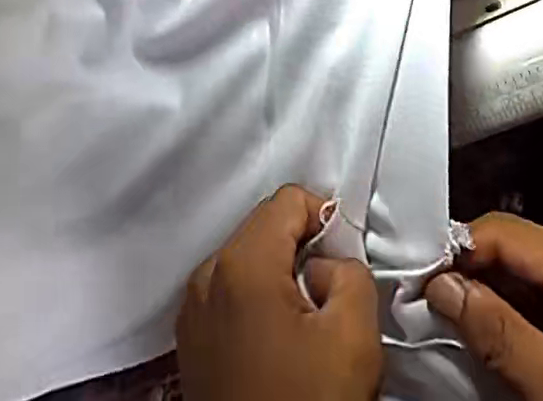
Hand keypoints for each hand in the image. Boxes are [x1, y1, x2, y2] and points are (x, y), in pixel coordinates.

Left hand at [177, 186, 381, 400]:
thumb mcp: (351, 339)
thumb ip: (350, 275)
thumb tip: (329, 260)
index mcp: (241, 262)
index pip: (286, 201)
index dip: (325, 217)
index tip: (347, 254)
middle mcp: (206, 272)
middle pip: (262, 228)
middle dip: (303, 249)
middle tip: (334, 291)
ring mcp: (193, 305)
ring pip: (245, 261)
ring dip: (281, 276)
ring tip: (310, 323)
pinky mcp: (190, 335)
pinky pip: (229, 293)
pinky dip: (257, 300)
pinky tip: (280, 342)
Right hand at [425, 213, 542, 400]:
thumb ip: (500, 333)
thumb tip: (436, 283)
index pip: (503, 233)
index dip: (453, 252)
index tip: (411, 281)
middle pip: (506, 249)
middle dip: (464, 275)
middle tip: (420, 303)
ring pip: (512, 275)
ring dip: (476, 297)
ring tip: (440, 319)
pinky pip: (529, 302)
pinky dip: (498, 316)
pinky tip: (475, 334)